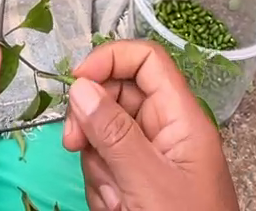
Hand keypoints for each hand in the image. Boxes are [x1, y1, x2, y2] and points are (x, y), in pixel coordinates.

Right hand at [61, 40, 239, 210]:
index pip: (146, 61)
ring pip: (106, 135)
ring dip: (98, 165)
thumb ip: (114, 134)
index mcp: (182, 118)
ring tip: (115, 201)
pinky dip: (103, 188)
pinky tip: (115, 209)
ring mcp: (153, 160)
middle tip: (72, 145)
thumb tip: (81, 86)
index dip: (110, 60)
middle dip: (93, 121)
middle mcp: (168, 131)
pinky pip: (107, 168)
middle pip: (118, 97)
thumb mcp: (148, 184)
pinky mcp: (140, 186)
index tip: (75, 83)